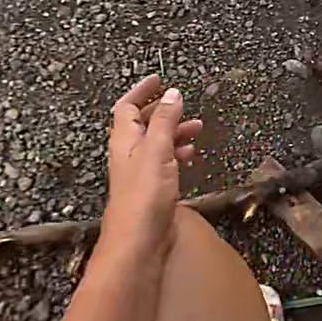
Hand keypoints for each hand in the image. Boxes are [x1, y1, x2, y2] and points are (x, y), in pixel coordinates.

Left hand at [99, 75, 203, 258]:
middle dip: (164, 112)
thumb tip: (172, 93)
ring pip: (157, 143)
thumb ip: (166, 121)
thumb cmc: (144, 195)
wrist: (139, 241)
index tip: (158, 79)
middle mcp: (129, 154)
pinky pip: (164, 163)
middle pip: (143, 124)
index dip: (142, 91)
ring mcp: (140, 173)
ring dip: (174, 132)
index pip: (128, 107)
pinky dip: (177, 154)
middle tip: (184, 105)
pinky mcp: (152, 190)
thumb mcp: (157, 150)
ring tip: (197, 129)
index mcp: (124, 140)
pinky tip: (190, 157)